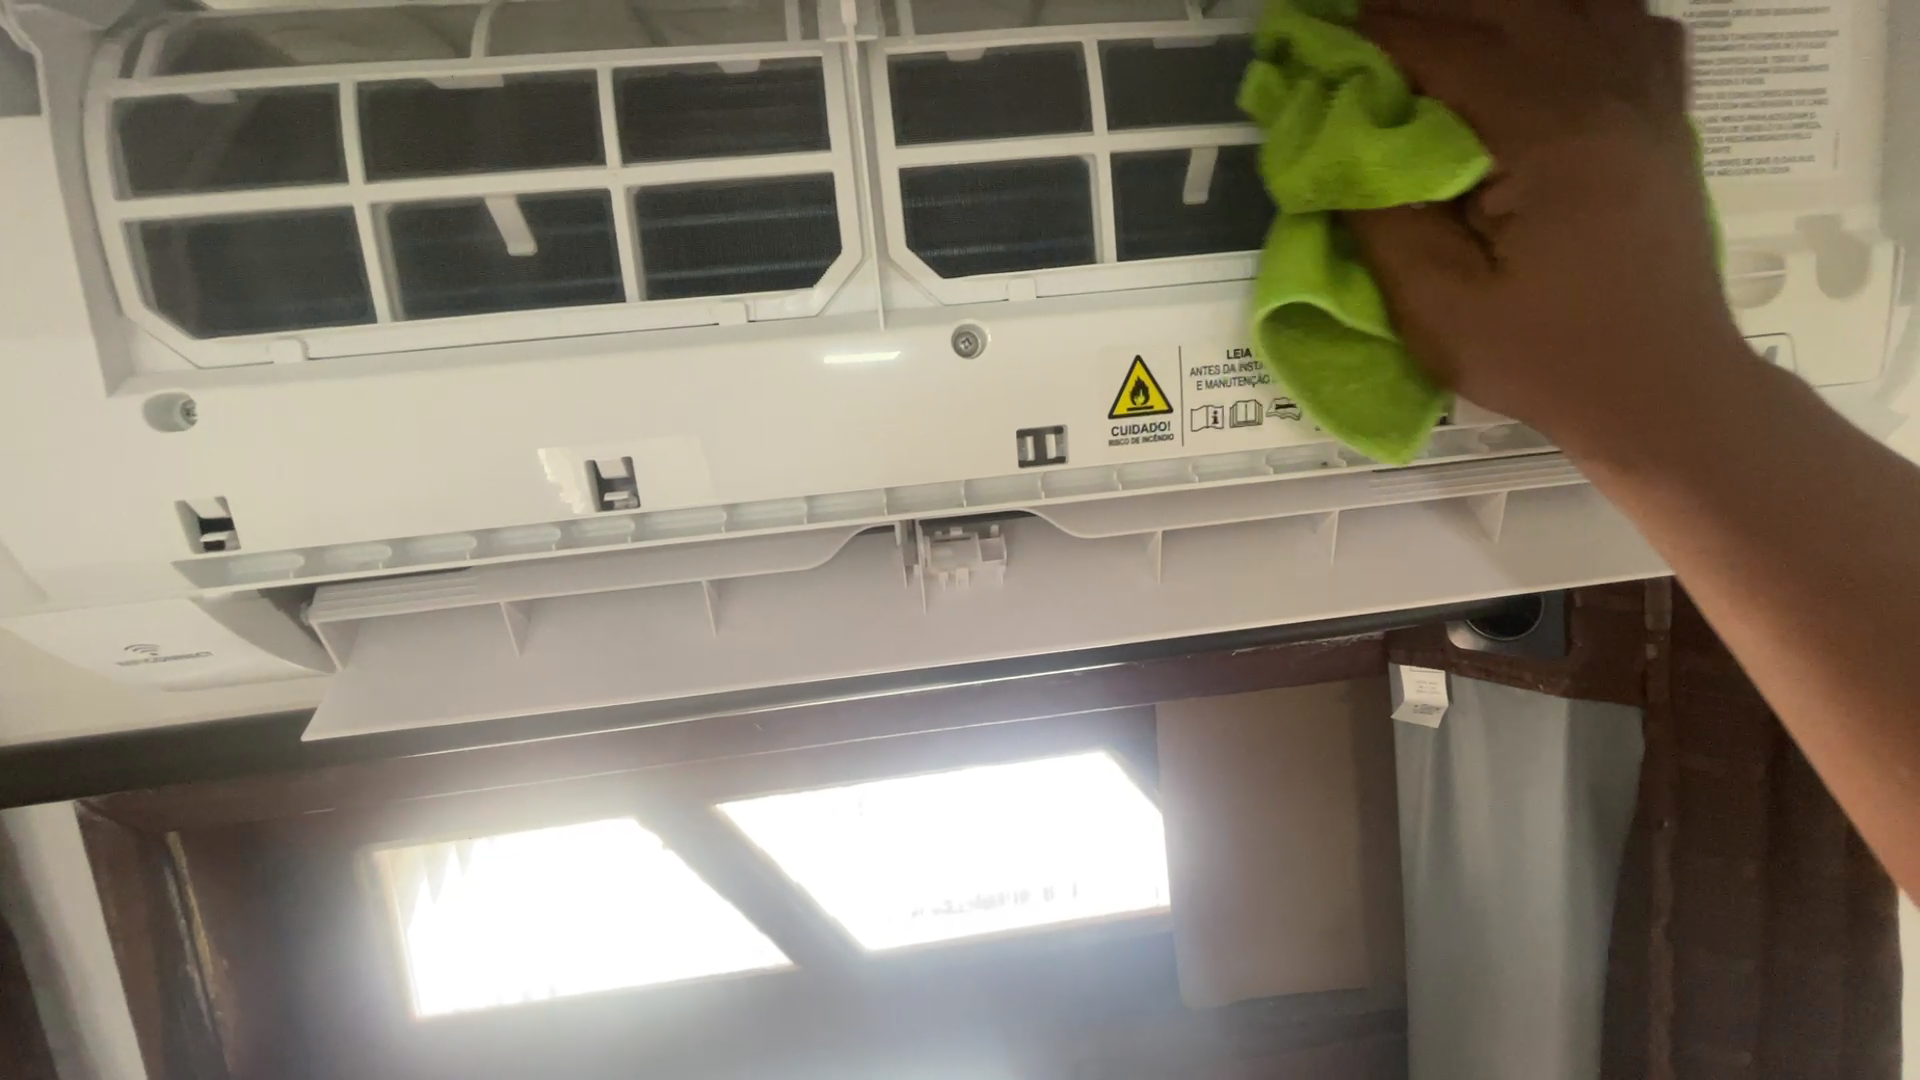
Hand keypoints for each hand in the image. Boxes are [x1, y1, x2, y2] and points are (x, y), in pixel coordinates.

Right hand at [1347, 0, 1747, 453]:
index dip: (1391, 35)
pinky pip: (1632, 31)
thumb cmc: (1540, 358)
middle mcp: (1613, 99)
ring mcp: (1651, 105)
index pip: (1461, 56)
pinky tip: (1548, 28)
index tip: (1337, 28)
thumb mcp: (1438, 309)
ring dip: (1504, 4)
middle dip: (1437, 5)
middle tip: (1374, 14)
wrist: (1657, 387)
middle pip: (1521, 12)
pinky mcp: (1666, 123)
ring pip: (1581, 8)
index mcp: (1553, 143)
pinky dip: (1580, 14)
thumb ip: (1388, 224)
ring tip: (1446, 17)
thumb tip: (1349, 161)